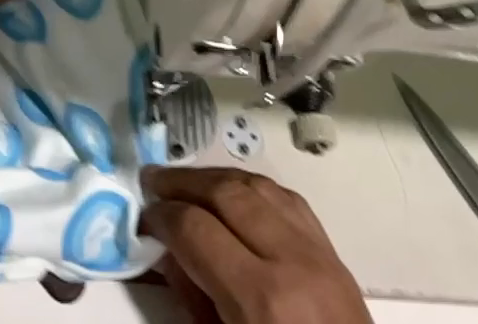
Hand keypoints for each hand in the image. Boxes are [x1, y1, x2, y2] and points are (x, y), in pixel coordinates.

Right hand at [142, 167, 369, 323]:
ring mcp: (318, 253)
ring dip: (215, 178)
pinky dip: (252, 188)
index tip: (143, 218)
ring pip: (258, 185)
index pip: (196, 229)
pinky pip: (287, 199)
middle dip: (183, 183)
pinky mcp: (334, 253)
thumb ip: (192, 299)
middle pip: (226, 194)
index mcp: (260, 299)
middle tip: (152, 183)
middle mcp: (291, 261)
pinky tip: (232, 193)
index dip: (162, 216)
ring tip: (185, 183)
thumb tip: (167, 251)